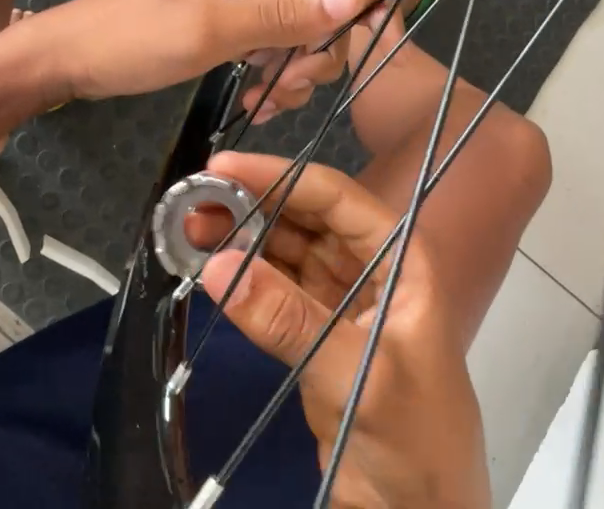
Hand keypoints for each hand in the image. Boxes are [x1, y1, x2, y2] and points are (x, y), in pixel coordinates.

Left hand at [14, 0, 376, 105]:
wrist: (68, 57)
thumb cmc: (131, 43)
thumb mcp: (207, 33)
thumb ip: (280, 17)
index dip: (345, 25)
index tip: (319, 73)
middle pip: (322, 9)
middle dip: (315, 56)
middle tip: (282, 94)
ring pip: (302, 32)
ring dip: (295, 72)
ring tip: (265, 103)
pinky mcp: (230, 20)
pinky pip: (274, 45)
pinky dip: (274, 75)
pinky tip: (257, 100)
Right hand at [199, 152, 490, 508]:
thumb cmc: (413, 436)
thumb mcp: (357, 372)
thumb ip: (289, 318)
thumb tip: (216, 265)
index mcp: (402, 259)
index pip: (337, 198)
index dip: (280, 176)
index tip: (221, 167)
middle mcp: (373, 268)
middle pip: (306, 218)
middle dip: (252, 204)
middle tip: (192, 200)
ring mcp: (342, 301)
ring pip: (287, 250)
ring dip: (242, 237)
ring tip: (190, 228)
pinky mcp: (316, 334)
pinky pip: (276, 288)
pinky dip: (244, 276)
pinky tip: (210, 267)